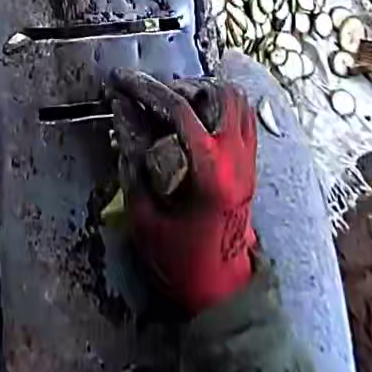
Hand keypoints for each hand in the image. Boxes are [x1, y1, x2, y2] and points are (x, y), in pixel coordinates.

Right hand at [107, 68, 257, 312]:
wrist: (221, 291)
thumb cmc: (180, 257)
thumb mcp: (143, 211)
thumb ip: (130, 156)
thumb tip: (119, 109)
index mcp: (211, 172)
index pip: (179, 108)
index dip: (145, 87)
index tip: (120, 80)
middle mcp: (237, 161)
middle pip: (219, 94)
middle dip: (179, 86)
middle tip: (151, 95)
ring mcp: (249, 163)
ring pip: (236, 101)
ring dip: (202, 92)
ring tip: (171, 103)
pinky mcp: (251, 167)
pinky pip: (243, 118)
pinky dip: (218, 106)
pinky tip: (192, 116)